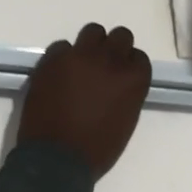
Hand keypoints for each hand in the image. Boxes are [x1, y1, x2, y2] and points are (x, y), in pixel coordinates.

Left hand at [17, 23, 151, 177]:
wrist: (56, 158)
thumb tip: (119, 83)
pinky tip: (60, 75)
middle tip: (104, 65)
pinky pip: (62, 47)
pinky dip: (64, 58)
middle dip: (114, 48)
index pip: (139, 57)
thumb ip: (127, 94)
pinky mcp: (51, 60)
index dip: (130, 65)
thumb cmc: (97, 149)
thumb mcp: (126, 120)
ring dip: (90, 46)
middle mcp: (109, 61)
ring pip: (92, 32)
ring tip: (82, 64)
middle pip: (120, 36)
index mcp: (133, 80)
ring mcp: (79, 57)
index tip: (122, 75)